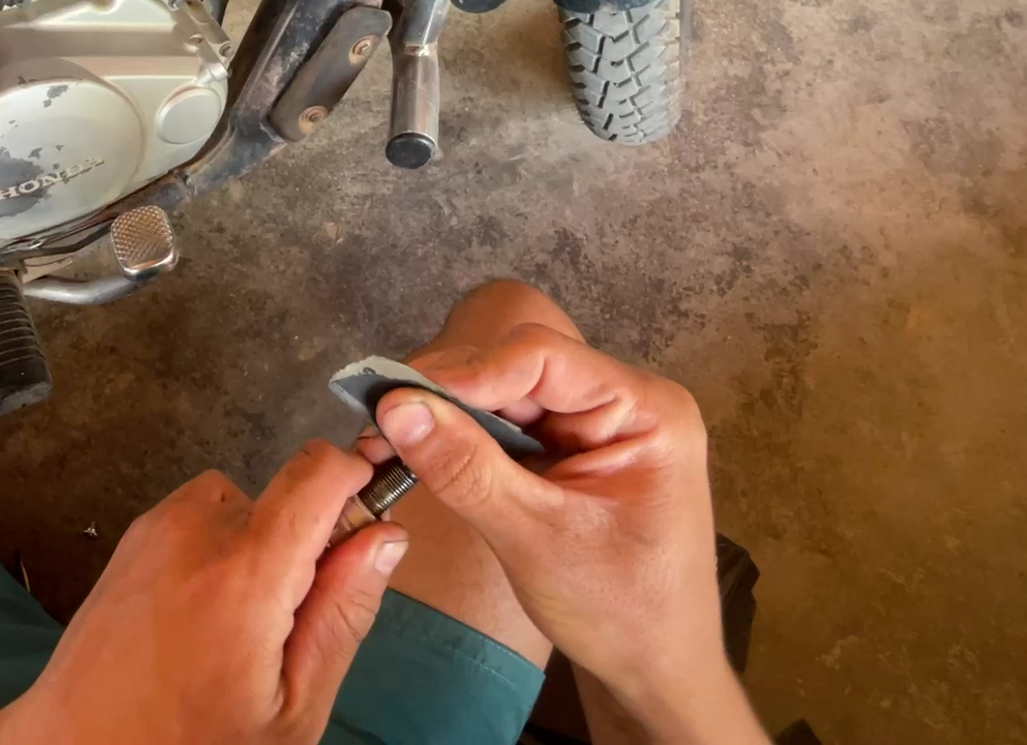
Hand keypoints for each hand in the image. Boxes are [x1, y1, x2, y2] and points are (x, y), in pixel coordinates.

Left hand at [0, 441, 408, 744]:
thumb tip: (385, 535)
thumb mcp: (292, 708)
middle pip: (285, 493)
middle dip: (305, 541)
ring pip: (244, 503)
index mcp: (246, 570)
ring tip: (236, 622)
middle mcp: (198, 526)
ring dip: (258, 543)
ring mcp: (159, 523)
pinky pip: (202, 513)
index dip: (356, 474)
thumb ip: (344, 612)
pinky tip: (199, 609)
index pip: (318, 471)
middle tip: (287, 619)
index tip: (368, 509)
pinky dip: (218, 544)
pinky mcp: (137, 531)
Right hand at [363, 325, 763, 742]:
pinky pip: (495, 417)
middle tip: (377, 416)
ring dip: (439, 410)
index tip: (398, 394)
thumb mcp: (536, 539)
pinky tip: (415, 444)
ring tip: (386, 434)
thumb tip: (393, 405)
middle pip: (512, 365)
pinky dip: (451, 430)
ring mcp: (584, 417)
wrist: (648, 669)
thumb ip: (464, 468)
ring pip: (495, 388)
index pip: (542, 357)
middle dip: (444, 391)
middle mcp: (615, 397)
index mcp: (644, 410)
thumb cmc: (619, 613)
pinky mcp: (557, 439)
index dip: (467, 371)